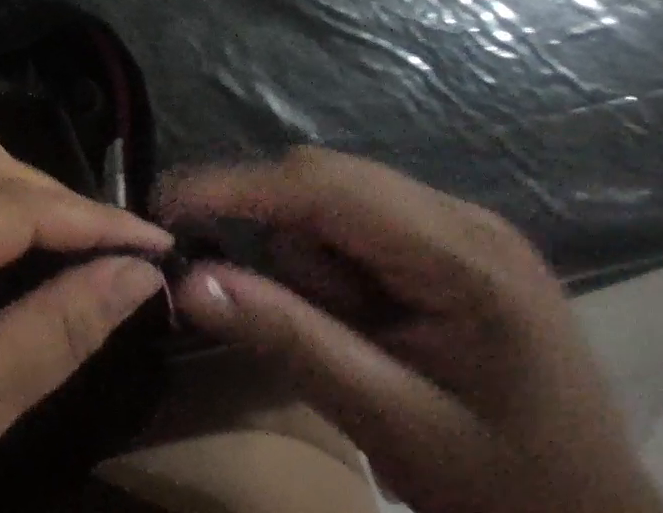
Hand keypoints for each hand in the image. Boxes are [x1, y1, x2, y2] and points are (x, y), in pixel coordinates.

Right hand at [160, 147, 662, 512]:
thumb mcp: (387, 420)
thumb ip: (289, 342)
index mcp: (465, 259)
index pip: (324, 188)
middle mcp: (465, 217)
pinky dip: (330, 262)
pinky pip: (354, 220)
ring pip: (331, 196)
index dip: (235, 187)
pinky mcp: (451, 242)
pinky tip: (361, 318)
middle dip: (279, 235)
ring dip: (308, 258)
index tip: (162, 206)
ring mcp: (463, 226)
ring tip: (347, 334)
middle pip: (324, 179)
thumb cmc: (501, 482)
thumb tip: (187, 281)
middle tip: (279, 311)